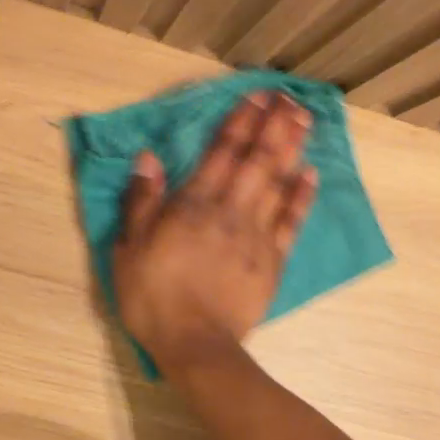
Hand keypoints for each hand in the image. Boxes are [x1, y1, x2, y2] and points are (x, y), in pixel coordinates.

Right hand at [113, 91, 318, 375]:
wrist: (195, 345)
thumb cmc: (153, 299)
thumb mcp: (128, 250)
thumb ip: (141, 202)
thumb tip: (149, 158)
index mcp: (193, 205)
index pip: (222, 152)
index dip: (241, 120)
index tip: (257, 95)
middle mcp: (230, 211)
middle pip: (257, 160)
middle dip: (274, 125)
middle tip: (289, 97)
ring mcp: (256, 236)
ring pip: (278, 183)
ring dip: (292, 149)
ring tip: (305, 119)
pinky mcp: (272, 262)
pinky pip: (291, 222)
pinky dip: (301, 196)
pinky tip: (310, 175)